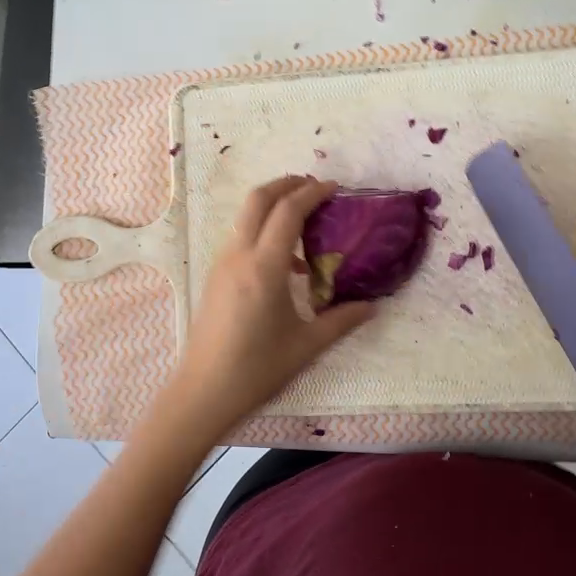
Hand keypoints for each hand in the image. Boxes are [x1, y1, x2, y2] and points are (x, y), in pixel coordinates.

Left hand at [165, 176, 375, 436]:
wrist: (203, 391)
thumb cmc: (256, 369)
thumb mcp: (306, 346)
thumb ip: (341, 321)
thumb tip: (371, 306)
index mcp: (264, 267)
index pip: (287, 211)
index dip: (312, 193)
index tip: (334, 188)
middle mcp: (239, 255)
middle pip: (259, 198)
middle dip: (286, 184)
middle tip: (315, 188)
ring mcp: (222, 263)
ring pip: (246, 215)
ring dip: (273, 204)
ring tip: (304, 218)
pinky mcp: (216, 275)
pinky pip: (241, 236)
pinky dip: (263, 228)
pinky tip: (285, 260)